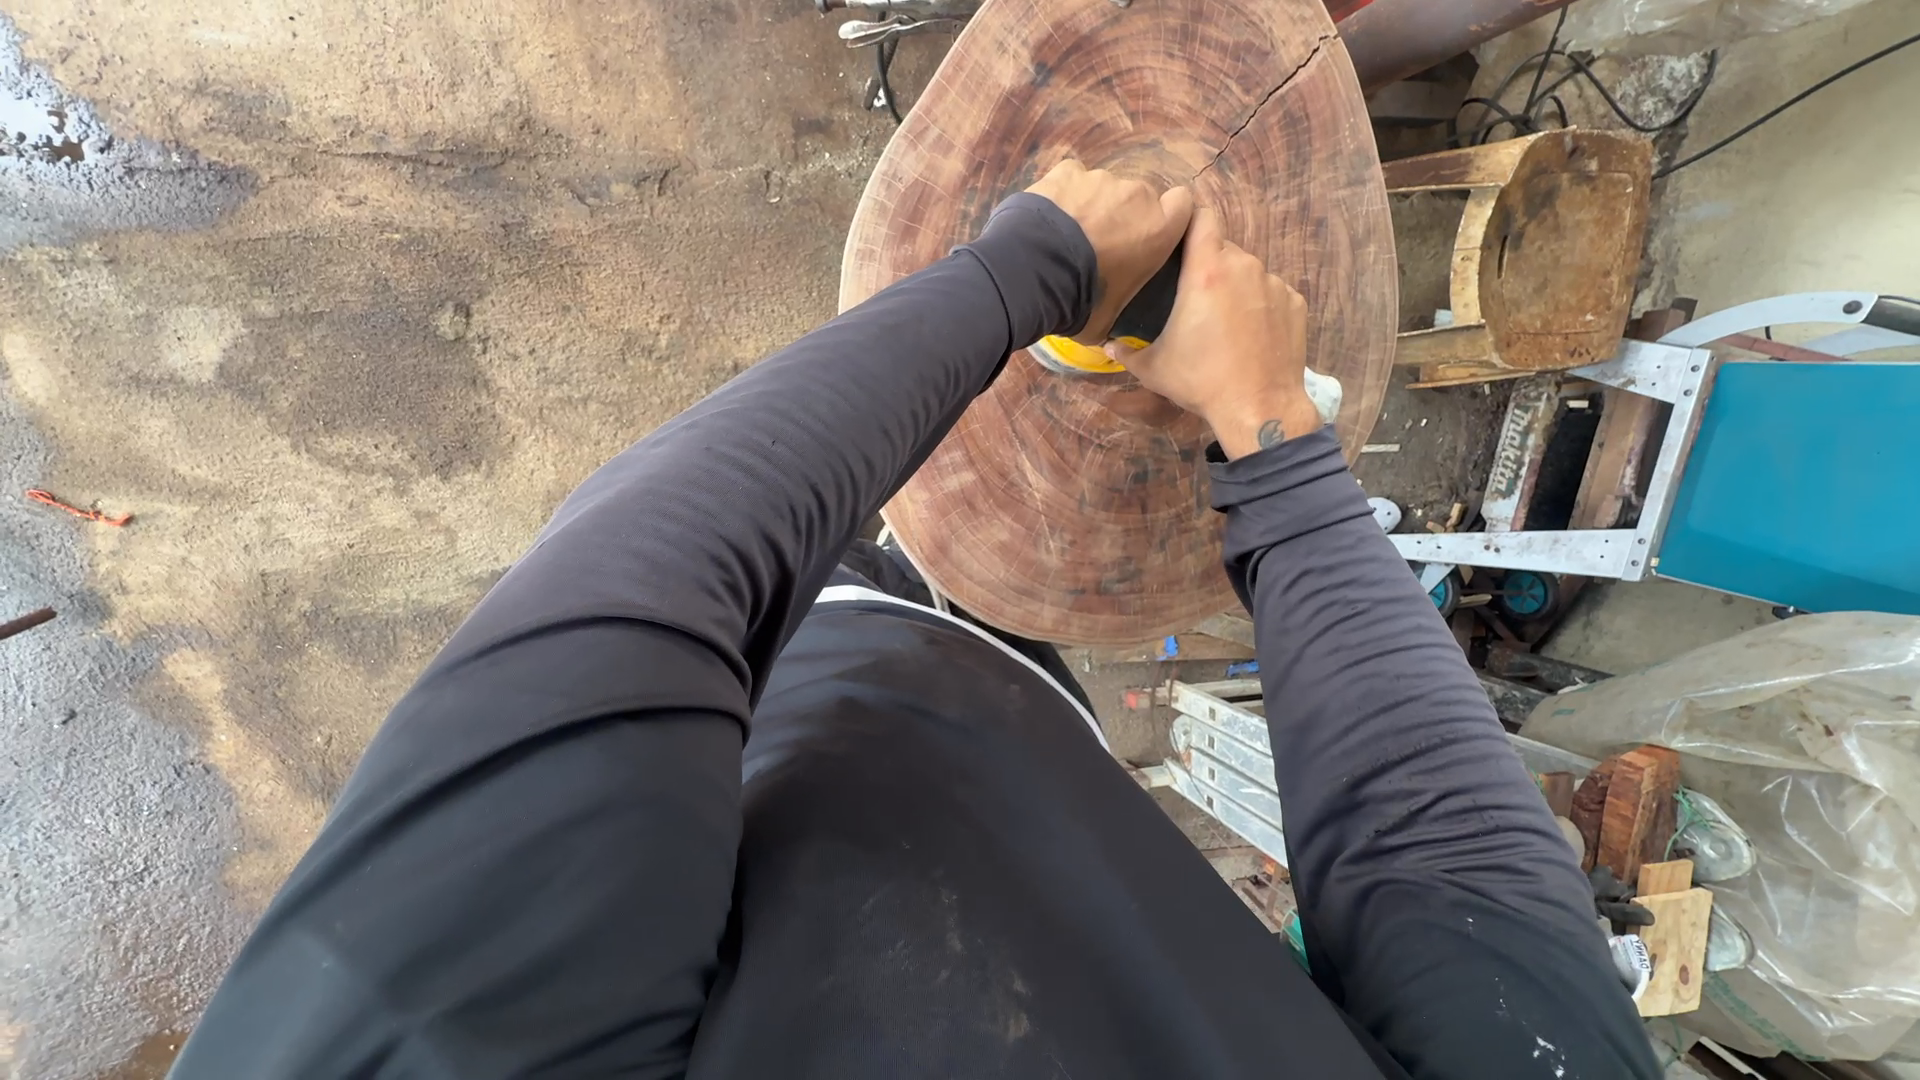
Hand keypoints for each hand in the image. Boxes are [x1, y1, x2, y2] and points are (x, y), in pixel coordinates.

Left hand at [1025, 160, 1192, 344]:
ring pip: (1105, 189)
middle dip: (1124, 218)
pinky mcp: (1067, 172)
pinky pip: (1072, 179)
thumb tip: (1112, 339)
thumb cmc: (1082, 303)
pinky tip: (1049, 218)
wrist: (1033, 274)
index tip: (1151, 236)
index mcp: (1159, 230)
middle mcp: (1137, 196)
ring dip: (1092, 208)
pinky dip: (1064, 195)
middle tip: (1100, 247)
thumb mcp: (1108, 322)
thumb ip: (1120, 315)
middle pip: (1140, 199)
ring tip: (1066, 237)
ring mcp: (1101, 179)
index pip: (1183, 206)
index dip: (1168, 217)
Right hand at [1110, 208, 1320, 458]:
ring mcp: (1274, 283)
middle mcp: (1243, 266)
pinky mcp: (1296, 302)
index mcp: (1205, 271)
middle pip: (1222, 249)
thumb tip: (1107, 346)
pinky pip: (1271, 293)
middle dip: (1208, 266)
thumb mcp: (1153, 369)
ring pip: (1248, 272)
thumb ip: (1126, 352)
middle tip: (1194, 299)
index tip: (1178, 236)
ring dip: (1234, 287)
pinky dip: (1259, 306)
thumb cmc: (1200, 381)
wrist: (1259, 407)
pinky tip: (1250, 336)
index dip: (1189, 219)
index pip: (1201, 216)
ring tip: (1224, 323)